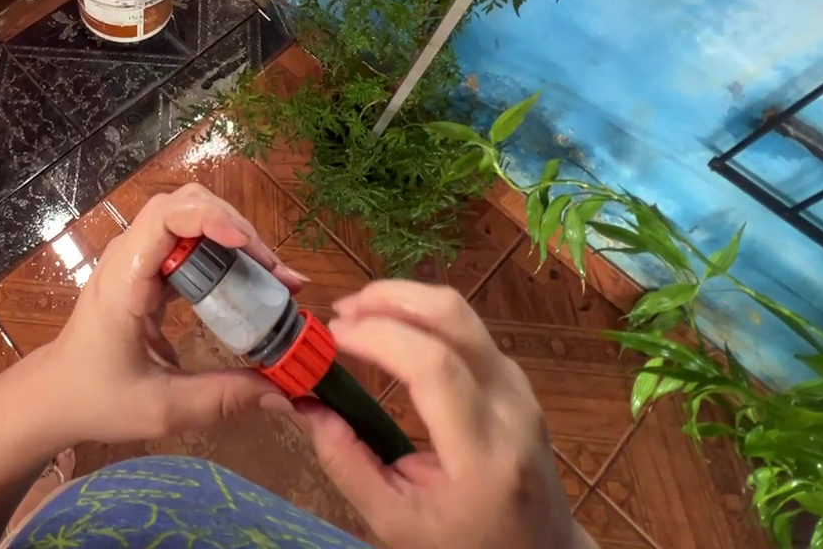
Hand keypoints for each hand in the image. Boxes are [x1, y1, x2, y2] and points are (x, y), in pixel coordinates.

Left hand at [34, 184, 307, 443]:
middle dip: (233, 227)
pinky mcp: (147, 268)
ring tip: (271, 276)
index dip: (207, 218)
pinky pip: (188, 244)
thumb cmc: (97, 398)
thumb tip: (283, 392)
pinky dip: (222, 255)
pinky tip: (249, 284)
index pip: (163, 217)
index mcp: (124, 278)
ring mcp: (137, 257)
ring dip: (232, 237)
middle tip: (273, 270)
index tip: (244, 244)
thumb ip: (222, 397)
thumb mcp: (162, 407)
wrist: (57, 394)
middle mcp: (129, 255)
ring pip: (188, 218)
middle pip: (183, 206)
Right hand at [294, 281, 592, 548]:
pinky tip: (387, 329)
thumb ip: (346, 464)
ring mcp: (517, 385)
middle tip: (341, 311)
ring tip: (356, 317)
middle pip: (453, 317)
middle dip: (388, 297)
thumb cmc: (465, 544)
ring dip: (400, 299)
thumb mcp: (396, 523)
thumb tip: (305, 404)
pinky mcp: (512, 373)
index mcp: (485, 456)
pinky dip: (416, 312)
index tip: (332, 335)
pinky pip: (462, 324)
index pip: (434, 367)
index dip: (378, 336)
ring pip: (458, 310)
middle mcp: (510, 408)